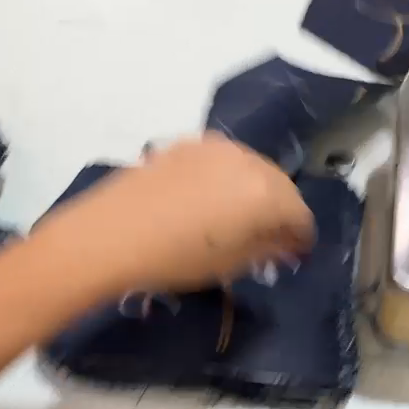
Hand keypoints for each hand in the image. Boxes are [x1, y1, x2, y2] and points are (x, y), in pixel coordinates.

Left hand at [31, 135, 316, 296]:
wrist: (107, 236)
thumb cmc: (175, 259)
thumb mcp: (231, 264)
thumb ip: (268, 249)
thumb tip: (286, 243)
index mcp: (267, 194)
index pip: (301, 214)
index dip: (301, 238)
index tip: (294, 255)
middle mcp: (248, 161)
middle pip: (281, 185)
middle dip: (282, 210)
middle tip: (270, 238)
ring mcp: (216, 147)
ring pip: (253, 168)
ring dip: (256, 191)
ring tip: (240, 217)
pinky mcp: (187, 144)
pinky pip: (224, 160)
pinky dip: (229, 178)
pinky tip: (211, 199)